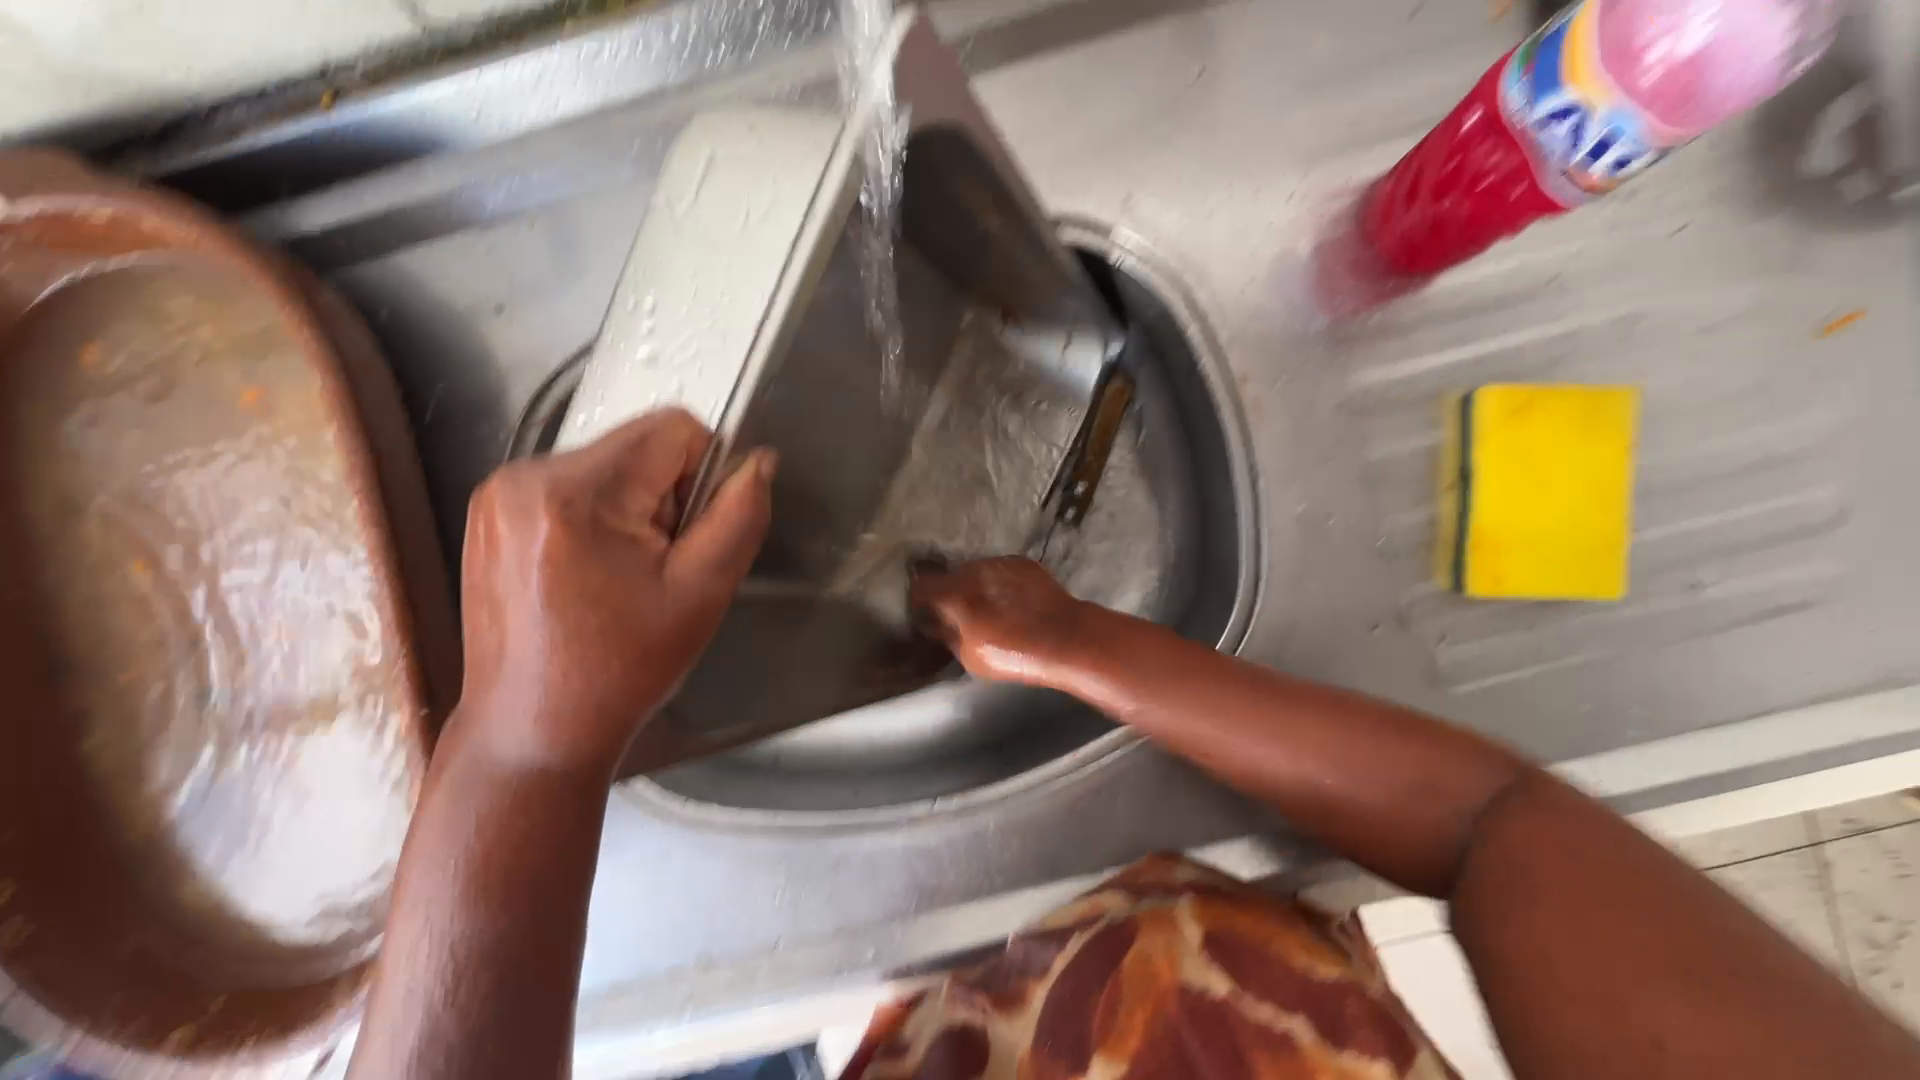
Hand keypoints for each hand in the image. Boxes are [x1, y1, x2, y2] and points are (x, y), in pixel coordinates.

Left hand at [456, 408, 773, 773]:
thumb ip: (740, 515)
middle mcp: (526, 477)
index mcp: (577, 493)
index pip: (673, 428)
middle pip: (638, 446)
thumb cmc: (621, 669)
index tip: (690, 536)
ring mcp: (498, 495)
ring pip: (608, 465)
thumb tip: (758, 461)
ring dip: (633, 508)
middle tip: (657, 566)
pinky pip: (572, 487)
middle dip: (666, 495)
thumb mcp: (702, 592)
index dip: (704, 474)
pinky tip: (592, 575)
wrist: (534, 728)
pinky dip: (598, 518)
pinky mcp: (490, 513)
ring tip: (622, 576)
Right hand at [909, 556, 1092, 687]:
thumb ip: (946, 634)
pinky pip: (1000, 570)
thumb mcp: (969, 656)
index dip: (919, 600)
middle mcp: (973, 569)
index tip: (924, 613)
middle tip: (960, 614)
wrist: (1065, 638)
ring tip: (990, 608)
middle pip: (950, 576)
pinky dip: (999, 583)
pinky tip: (1012, 601)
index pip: (921, 586)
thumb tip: (934, 623)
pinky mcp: (1024, 562)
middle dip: (950, 593)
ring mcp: (1000, 562)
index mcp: (954, 593)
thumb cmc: (1013, 655)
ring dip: (976, 586)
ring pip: (976, 571)